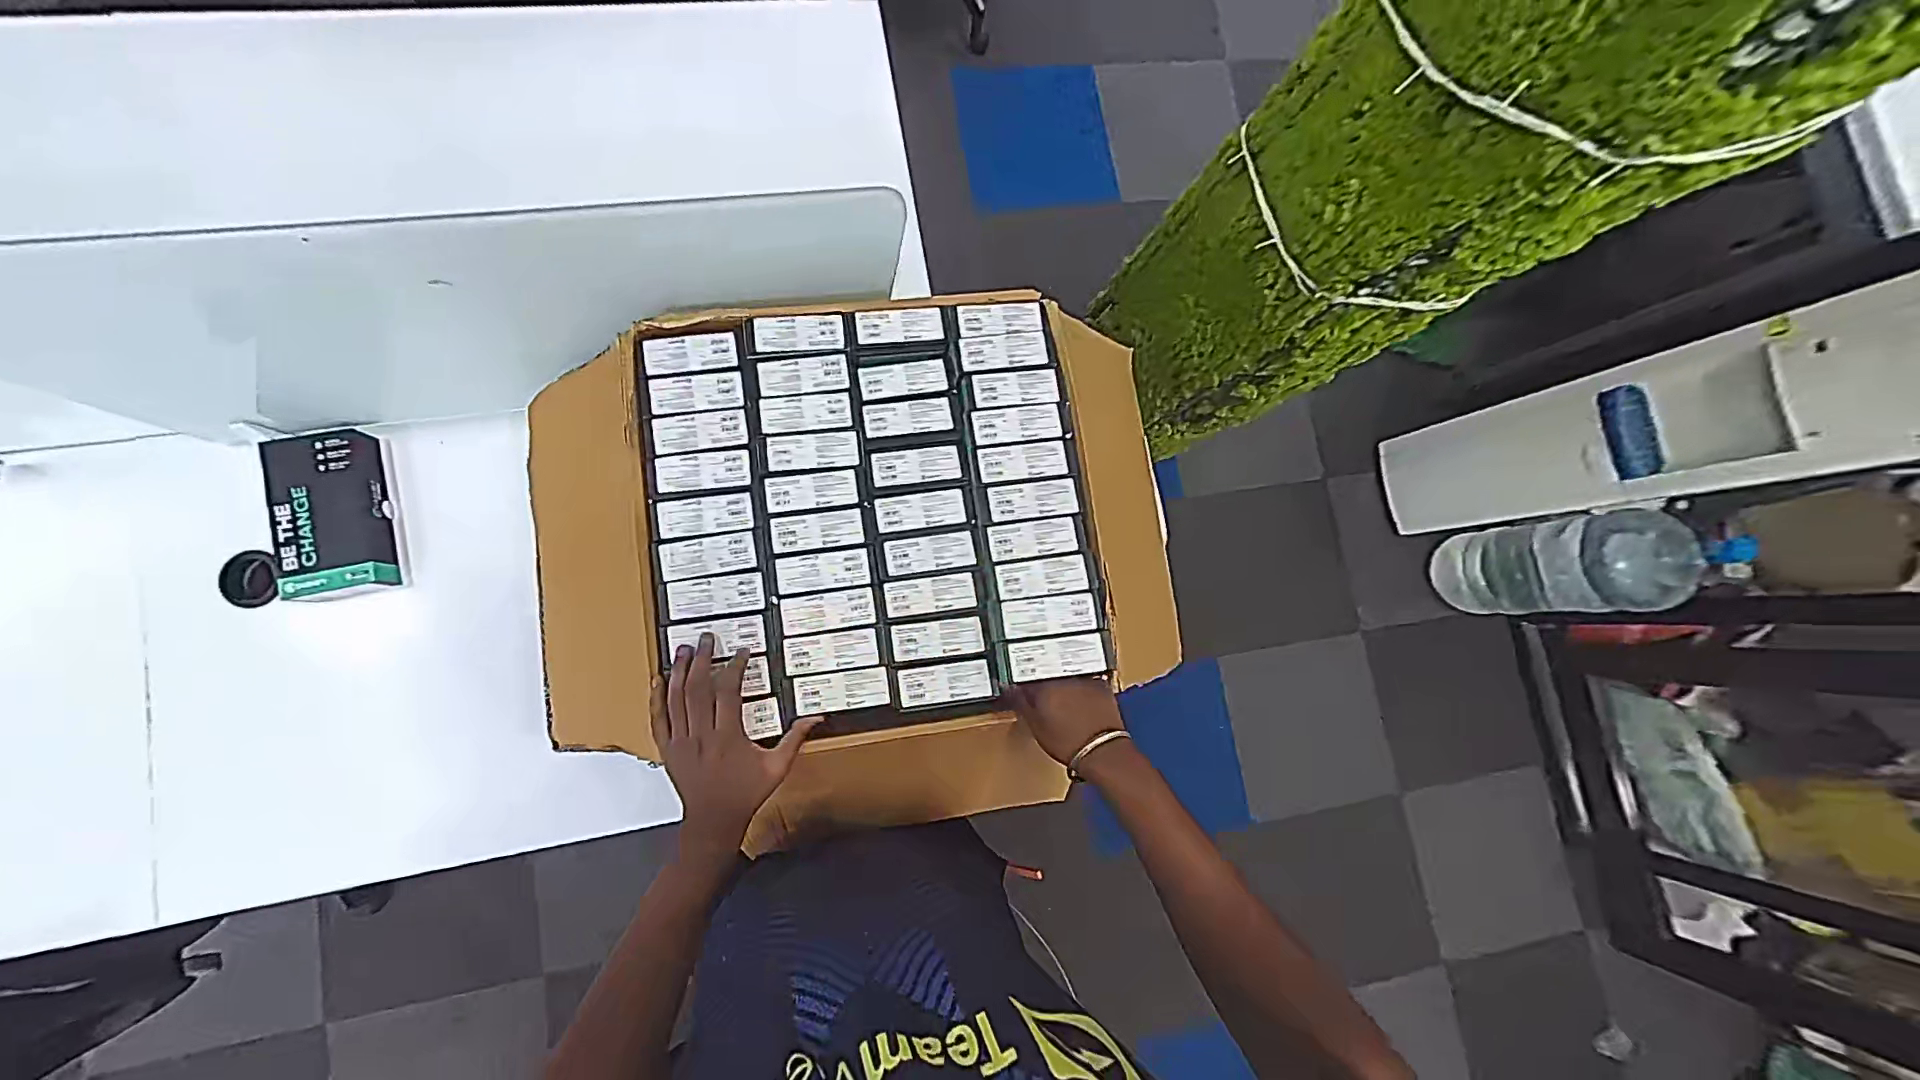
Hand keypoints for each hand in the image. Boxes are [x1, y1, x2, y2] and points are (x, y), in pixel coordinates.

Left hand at [651, 634, 820, 860]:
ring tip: (683, 649)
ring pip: (676, 699)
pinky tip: (658, 680)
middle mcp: (701, 736)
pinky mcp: (668, 749)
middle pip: (697, 689)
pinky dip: (657, 698)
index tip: (741, 652)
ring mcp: (681, 742)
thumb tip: (816, 717)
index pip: (728, 692)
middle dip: (702, 659)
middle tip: (706, 638)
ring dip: (679, 672)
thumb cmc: (746, 794)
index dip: (733, 668)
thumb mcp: (777, 767)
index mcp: (728, 737)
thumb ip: (795, 739)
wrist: (713, 822)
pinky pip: (658, 719)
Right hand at [1004, 677, 1124, 767]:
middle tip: (1044, 700)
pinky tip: (1080, 702)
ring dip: (1062, 683)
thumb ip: (1020, 703)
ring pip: (1066, 675)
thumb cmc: (1067, 743)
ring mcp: (1083, 679)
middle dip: (1043, 682)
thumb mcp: (1036, 727)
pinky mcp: (1100, 685)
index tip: (1023, 692)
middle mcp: (1063, 676)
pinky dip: (1080, 688)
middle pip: (1047, 672)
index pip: (1026, 675)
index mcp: (1043, 684)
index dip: (1023, 685)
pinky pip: (1085, 680)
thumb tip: (1009, 689)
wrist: (1102, 751)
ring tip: (1063, 703)